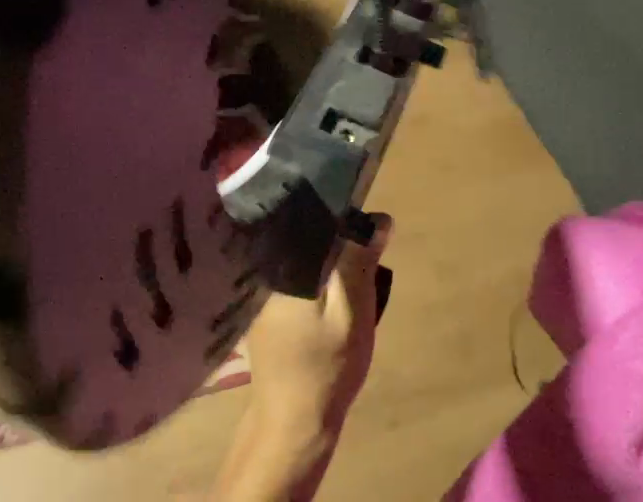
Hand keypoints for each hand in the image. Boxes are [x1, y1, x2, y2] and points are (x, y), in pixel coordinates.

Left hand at [243, 216, 392, 426]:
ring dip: (331, 270)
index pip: (313, 220)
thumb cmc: (327, 367)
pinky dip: (319, 289)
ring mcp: (265, 296)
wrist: (293, 423)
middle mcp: (269, 274)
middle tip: (365, 275)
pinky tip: (332, 312)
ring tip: (354, 291)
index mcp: (286, 267)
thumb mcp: (353, 312)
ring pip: (306, 264)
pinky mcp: (268, 314)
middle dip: (340, 250)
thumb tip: (378, 219)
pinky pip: (298, 284)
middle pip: (310, 242)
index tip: (368, 233)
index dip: (345, 220)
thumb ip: (360, 263)